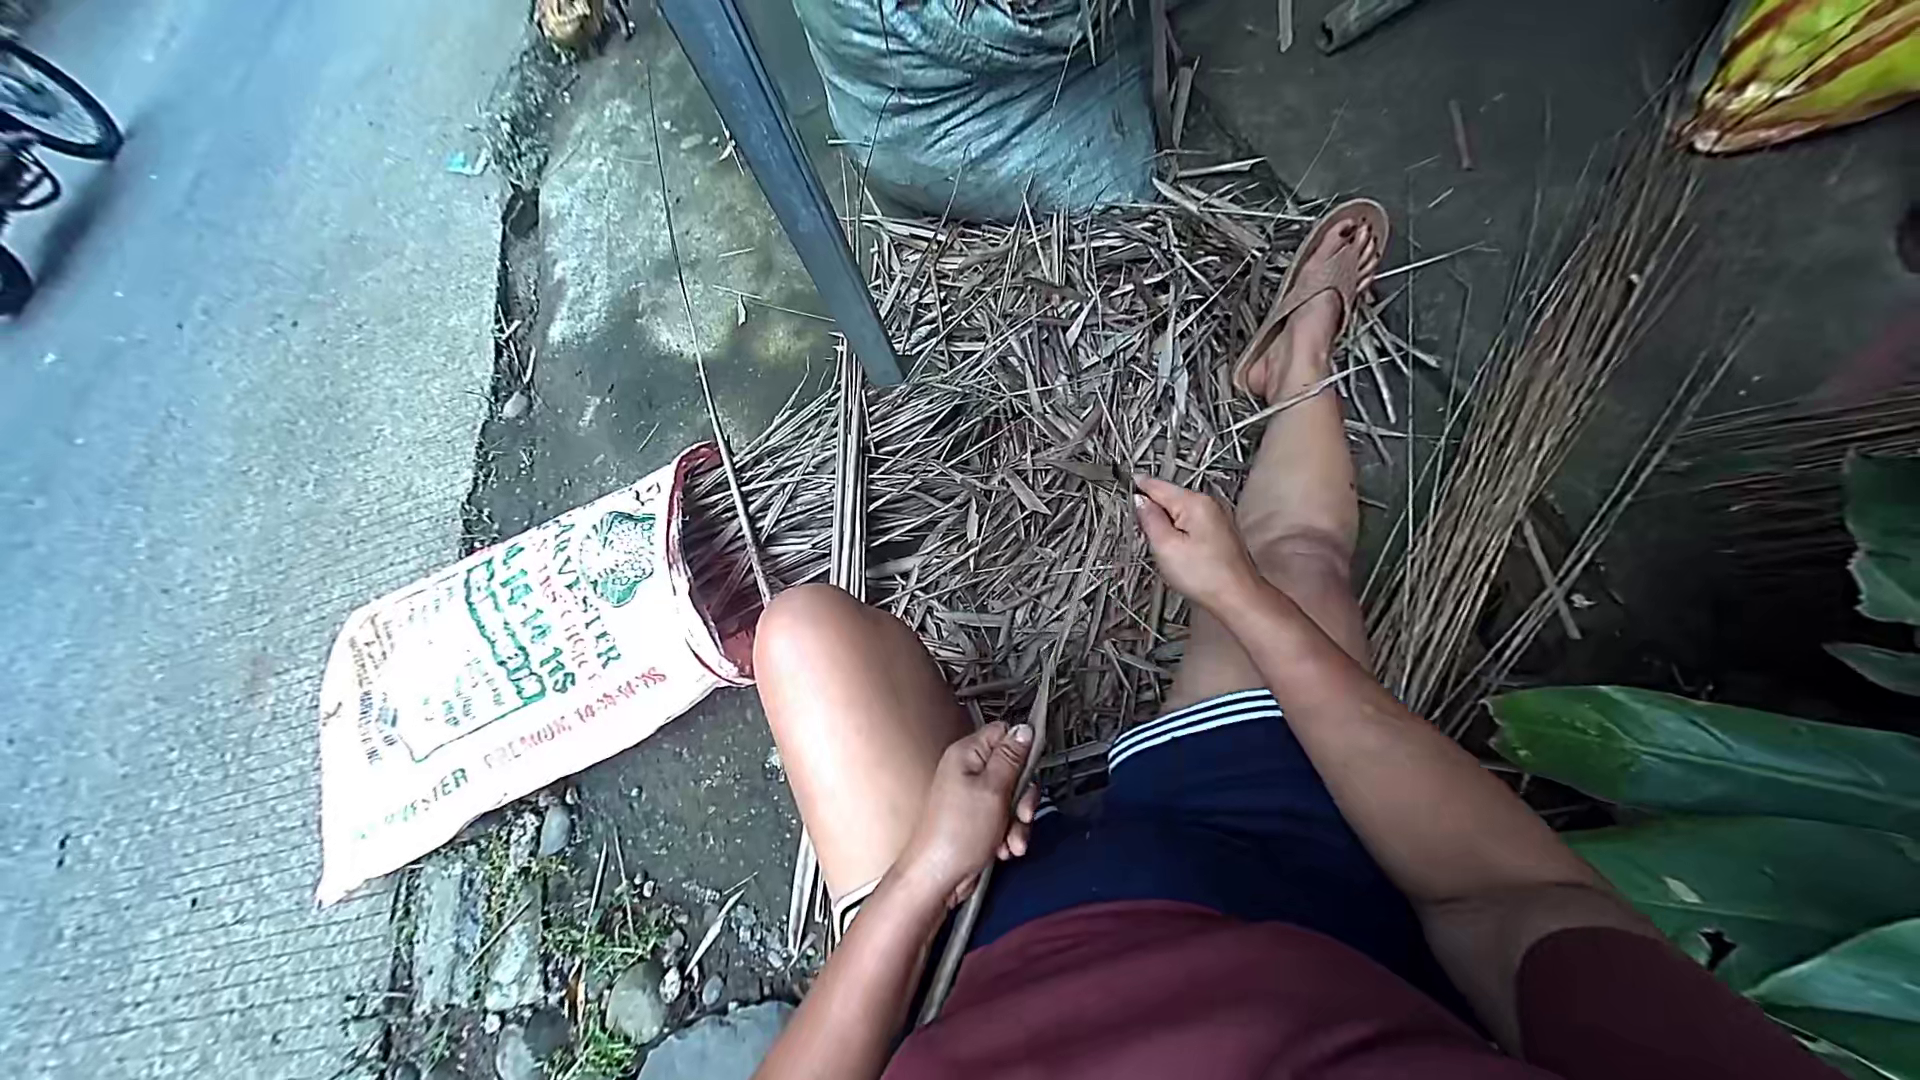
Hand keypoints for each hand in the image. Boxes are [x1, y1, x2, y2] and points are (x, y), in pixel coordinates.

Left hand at [894, 722, 1039, 908]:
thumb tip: (1025, 729)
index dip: (1022, 748)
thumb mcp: (993, 790)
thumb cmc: (955, 835)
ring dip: (1018, 821)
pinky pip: (1005, 818)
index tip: (1030, 769)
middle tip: (1020, 811)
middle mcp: (968, 771)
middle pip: (1013, 767)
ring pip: (1013, 796)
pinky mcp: (977, 819)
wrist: (937, 879)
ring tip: (1010, 838)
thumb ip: (1011, 758)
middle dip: (1023, 795)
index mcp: (967, 754)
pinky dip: (1009, 834)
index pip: (1004, 733)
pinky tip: (1003, 848)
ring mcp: (972, 796)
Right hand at [1132, 474, 1261, 613]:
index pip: (1157, 485)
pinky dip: (1177, 532)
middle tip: (1141, 532)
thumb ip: (1149, 518)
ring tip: (1160, 546)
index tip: (1122, 489)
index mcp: (1195, 502)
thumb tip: (1139, 500)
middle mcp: (1209, 504)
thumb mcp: (1165, 546)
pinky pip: (1189, 523)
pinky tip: (1176, 551)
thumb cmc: (1206, 576)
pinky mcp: (1217, 532)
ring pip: (1178, 512)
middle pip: (1168, 497)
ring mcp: (1216, 517)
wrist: (1237, 598)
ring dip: (1164, 523)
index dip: (1136, 488)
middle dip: (1151, 510)